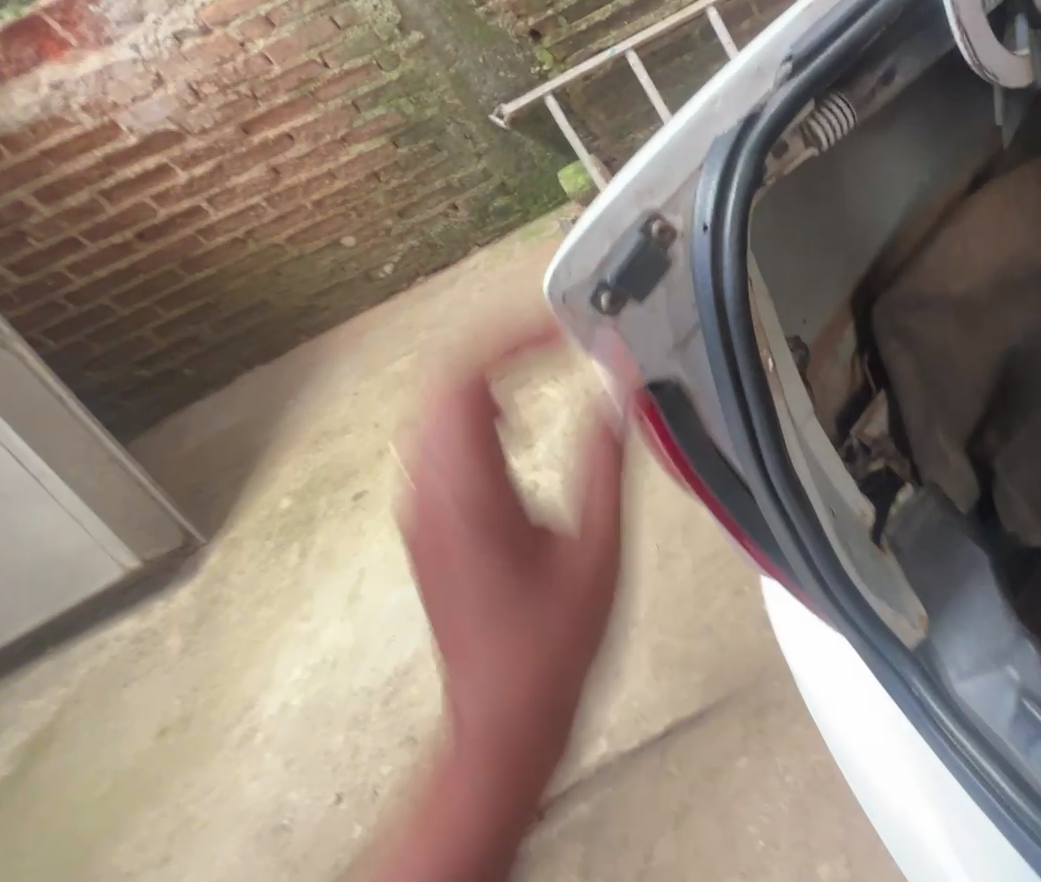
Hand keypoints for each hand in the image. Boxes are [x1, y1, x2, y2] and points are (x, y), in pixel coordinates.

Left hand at [400, 316, 626, 773]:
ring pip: (435, 411)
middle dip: (500, 345)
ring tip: (544, 367)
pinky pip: (438, 442)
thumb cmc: (557, 636)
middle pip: (443, 383)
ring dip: (487, 377)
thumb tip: (621, 381)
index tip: (568, 327)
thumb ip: (606, 453)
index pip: (467, 378)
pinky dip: (476, 412)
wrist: (504, 714)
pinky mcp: (426, 524)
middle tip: (559, 335)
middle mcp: (428, 490)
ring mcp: (419, 509)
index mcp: (469, 490)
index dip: (513, 336)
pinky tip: (518, 425)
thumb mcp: (599, 541)